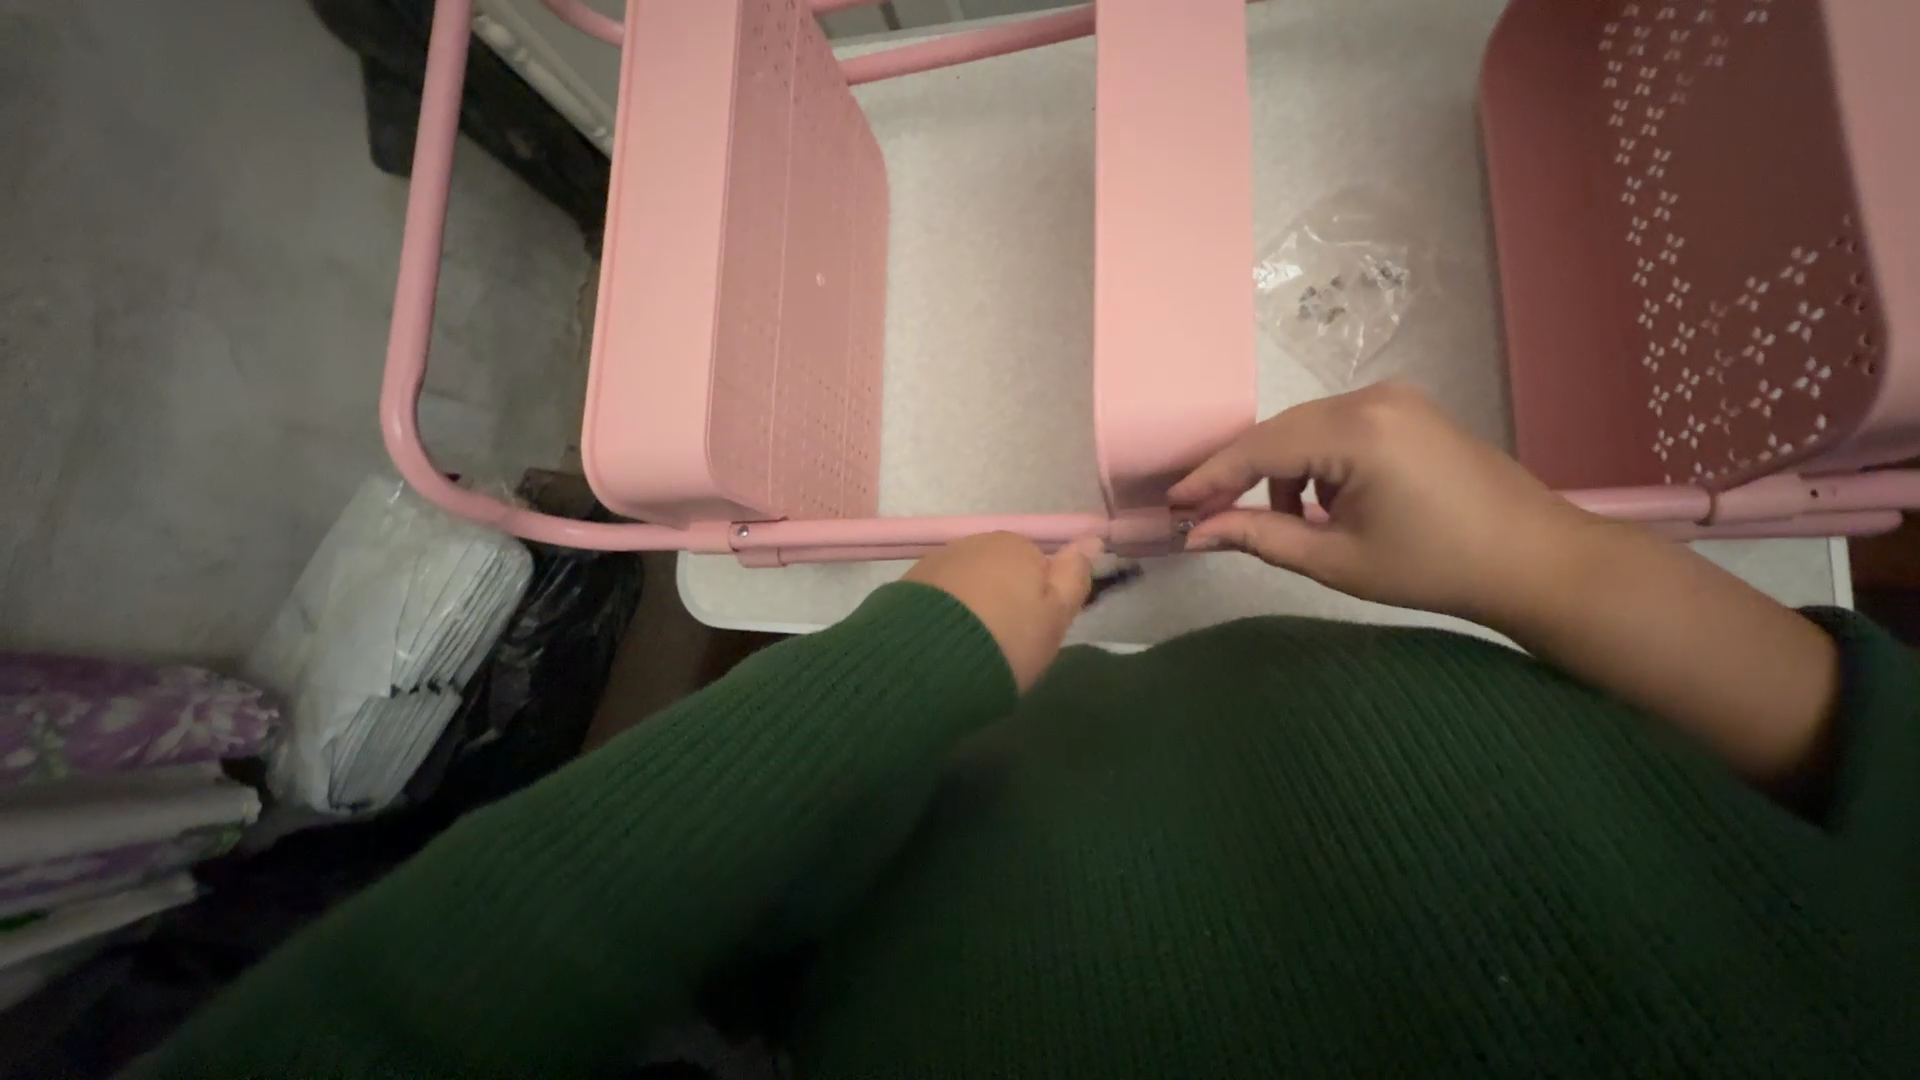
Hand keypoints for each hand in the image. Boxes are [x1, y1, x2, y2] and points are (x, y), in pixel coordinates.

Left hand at [904, 533, 1101, 691]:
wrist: (929, 659)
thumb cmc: (1007, 640)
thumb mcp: (1056, 617)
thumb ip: (1074, 577)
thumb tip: (1091, 539)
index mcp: (1017, 546)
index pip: (1037, 568)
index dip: (1037, 602)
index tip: (1030, 633)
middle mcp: (976, 542)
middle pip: (999, 572)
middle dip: (1001, 600)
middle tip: (1000, 642)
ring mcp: (938, 560)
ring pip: (968, 582)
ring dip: (971, 606)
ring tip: (967, 646)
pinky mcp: (908, 582)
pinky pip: (939, 595)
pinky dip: (943, 613)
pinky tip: (940, 641)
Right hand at [1168, 382, 1594, 623]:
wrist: (1537, 560)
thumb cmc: (1435, 567)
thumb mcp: (1335, 559)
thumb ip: (1259, 537)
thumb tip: (1196, 533)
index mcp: (1357, 431)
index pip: (1260, 448)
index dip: (1210, 477)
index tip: (1172, 503)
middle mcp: (1372, 398)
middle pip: (1278, 431)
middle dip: (1240, 473)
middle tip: (1205, 514)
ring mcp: (1394, 398)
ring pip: (1305, 429)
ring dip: (1281, 471)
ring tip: (1286, 522)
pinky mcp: (1407, 409)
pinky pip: (1337, 427)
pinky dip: (1315, 463)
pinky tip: (1326, 503)